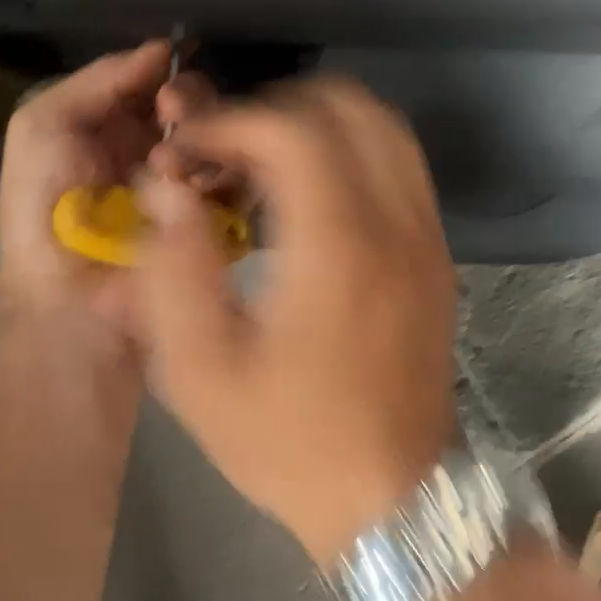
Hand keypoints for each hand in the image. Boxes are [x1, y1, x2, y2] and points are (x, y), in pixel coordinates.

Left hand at [0, 39, 215, 329]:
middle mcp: (167, 149)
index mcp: (125, 125)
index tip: (162, 94)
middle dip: (194, 107)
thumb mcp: (43, 126)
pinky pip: (247, 186)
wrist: (67, 294)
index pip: (166, 82)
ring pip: (232, 142)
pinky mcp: (223, 222)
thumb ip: (98, 80)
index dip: (171, 78)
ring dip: (204, 148)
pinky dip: (227, 182)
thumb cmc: (45, 209)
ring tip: (170, 172)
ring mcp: (198, 187)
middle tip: (171, 121)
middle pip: (206, 108)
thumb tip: (161, 48)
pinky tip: (197, 196)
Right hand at [134, 76, 459, 562]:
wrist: (394, 495)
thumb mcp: (202, 373)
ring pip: (384, 125)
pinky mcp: (437, 248)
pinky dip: (352, 149)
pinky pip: (401, 163)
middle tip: (225, 150)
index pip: (294, 129)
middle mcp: (398, 221)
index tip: (187, 149)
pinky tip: (308, 194)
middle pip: (349, 105)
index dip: (230, 120)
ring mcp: (428, 231)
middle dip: (275, 108)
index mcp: (340, 248)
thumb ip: (173, 268)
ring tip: (262, 163)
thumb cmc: (290, 443)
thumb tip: (163, 187)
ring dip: (319, 122)